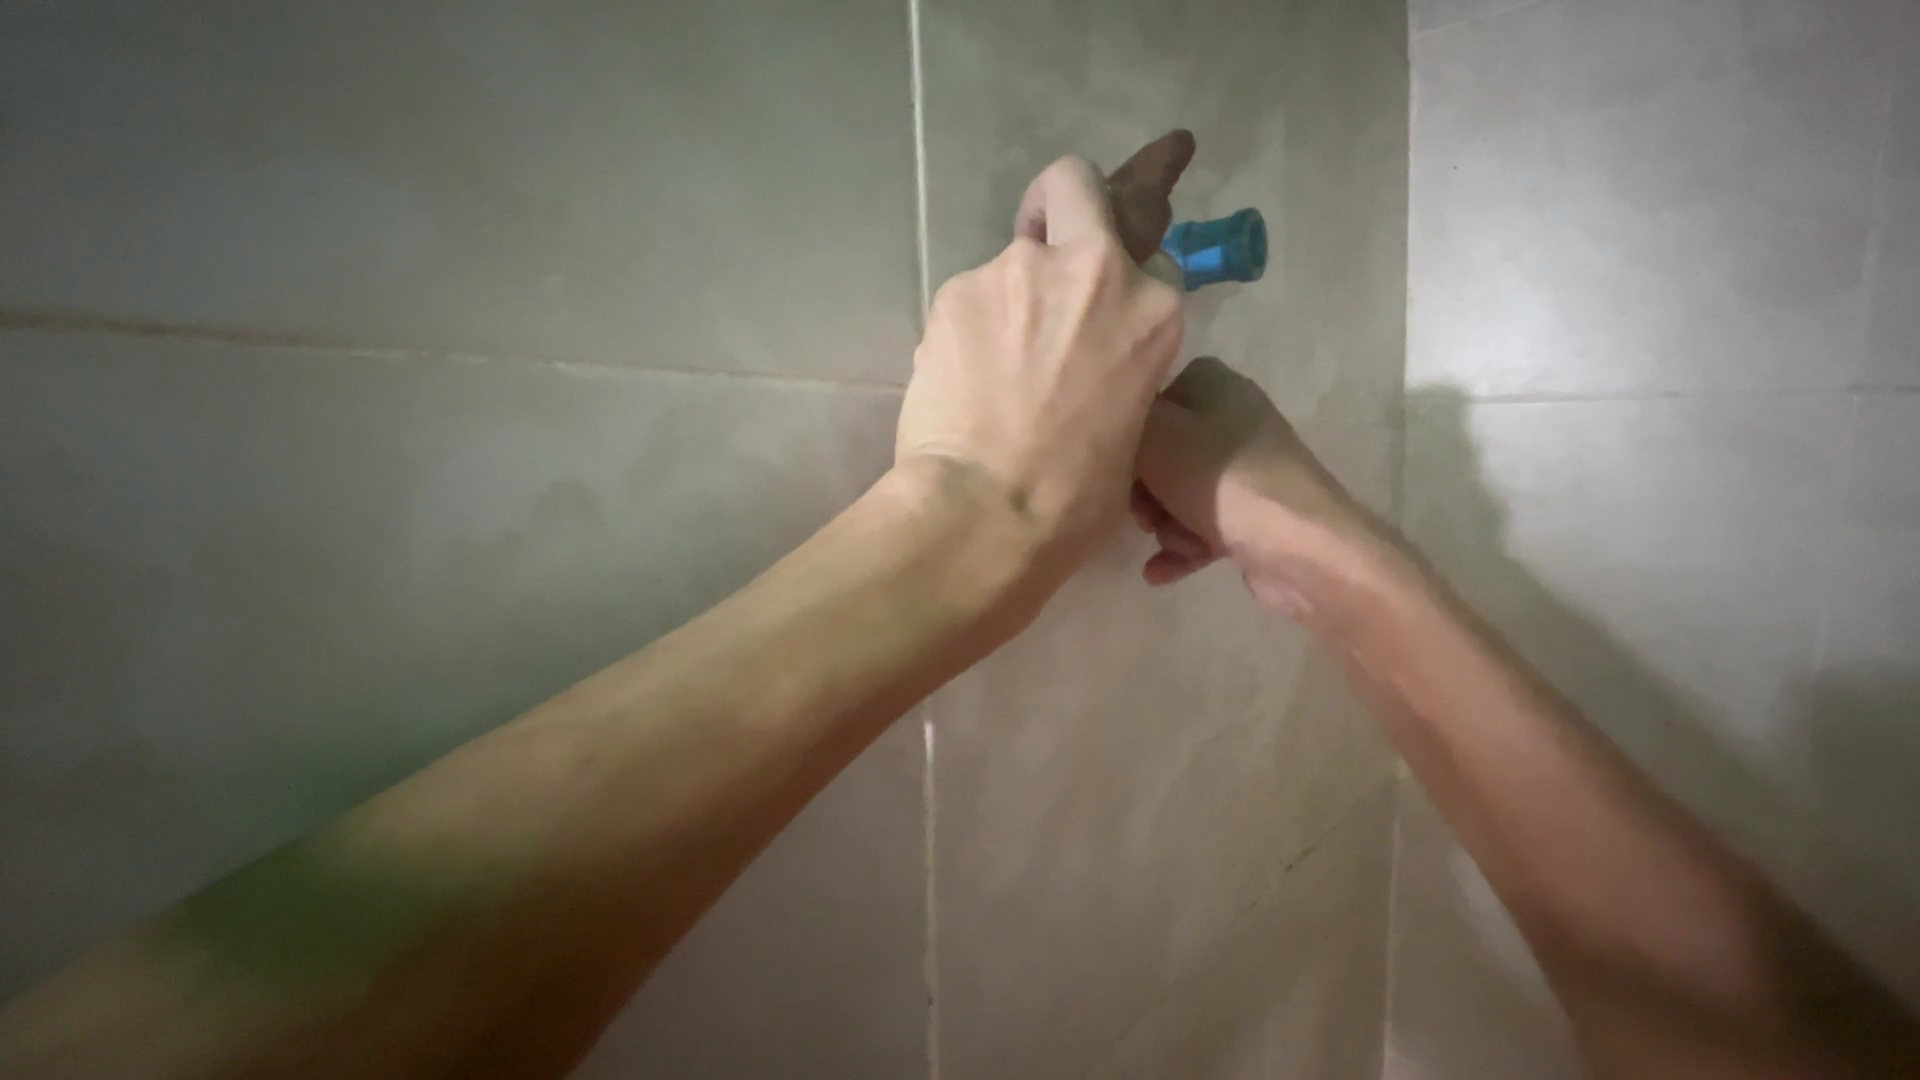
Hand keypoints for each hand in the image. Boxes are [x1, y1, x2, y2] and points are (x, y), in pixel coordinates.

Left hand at [895, 133, 1192, 572]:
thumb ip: (1121, 368)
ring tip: (992, 367)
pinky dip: (968, 328)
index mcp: (1151, 310)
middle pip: (1078, 186)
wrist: (986, 512)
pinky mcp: (954, 292)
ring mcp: (1016, 271)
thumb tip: (1089, 362)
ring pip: (1012, 257)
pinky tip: (961, 380)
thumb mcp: (1132, 428)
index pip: (1145, 254)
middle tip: (1048, 245)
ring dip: (1009, 295)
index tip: (1101, 305)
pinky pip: (967, 299)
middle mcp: (1090, 269)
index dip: (1121, 279)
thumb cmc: (1074, 497)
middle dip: (1067, 200)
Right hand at [1131, 357, 1376, 614]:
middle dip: (1145, 491)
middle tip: (1144, 512)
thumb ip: (1122, 421)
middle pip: (1162, 454)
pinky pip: (1201, 528)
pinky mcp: (1254, 516)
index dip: (1129, 435)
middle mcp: (1232, 420)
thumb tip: (1112, 422)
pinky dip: (1181, 549)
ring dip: (1165, 524)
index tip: (1118, 465)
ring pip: (1179, 495)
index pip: (1152, 400)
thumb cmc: (1219, 478)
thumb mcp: (1153, 435)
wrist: (1299, 546)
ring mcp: (1246, 471)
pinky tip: (1159, 572)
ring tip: (1172, 540)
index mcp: (1213, 385)